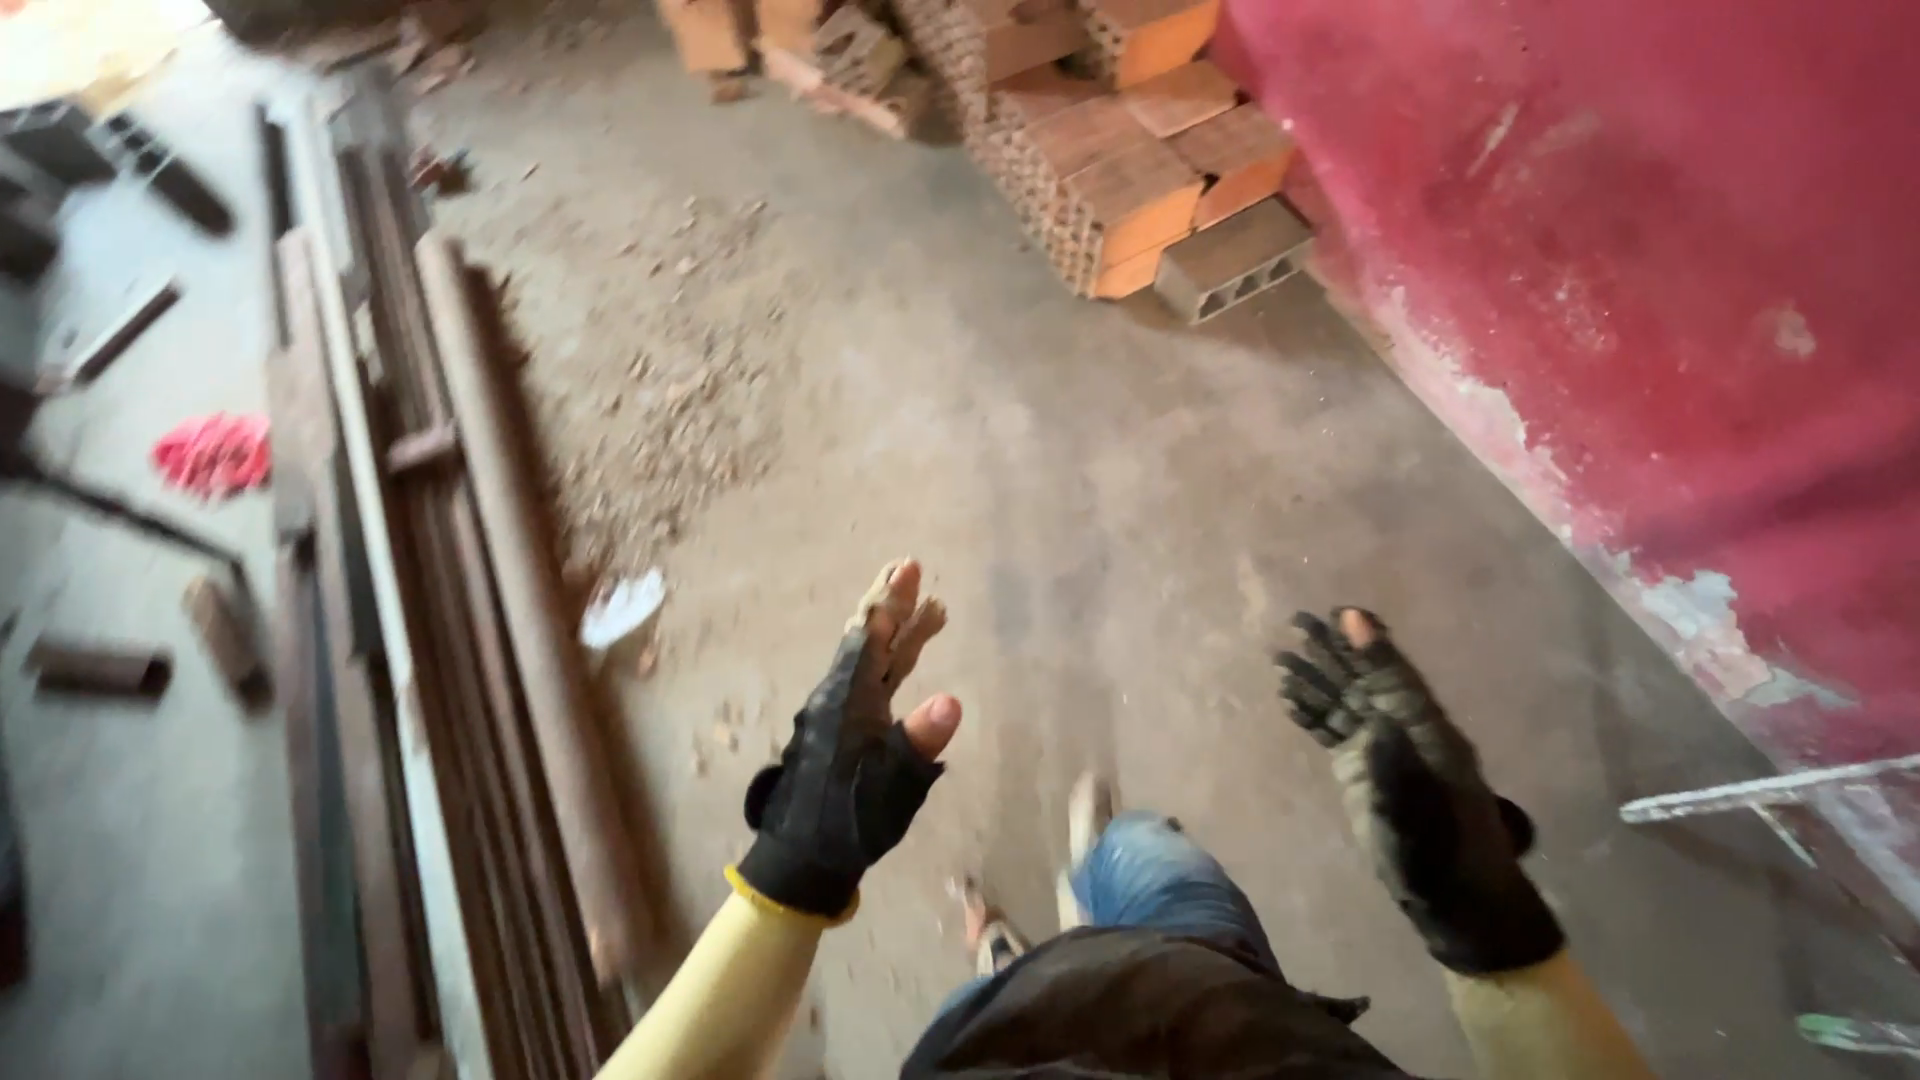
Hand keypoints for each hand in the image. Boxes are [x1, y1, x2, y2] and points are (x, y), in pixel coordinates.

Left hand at [731, 559, 962, 921]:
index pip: (873, 638)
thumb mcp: (890, 783)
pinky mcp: (848, 729)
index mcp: (848, 699)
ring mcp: (843, 712)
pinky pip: (875, 680)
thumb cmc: (847, 815)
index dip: (892, 602)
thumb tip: (952, 703)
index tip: (907, 567)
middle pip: (871, 639)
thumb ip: (919, 742)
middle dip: (893, 603)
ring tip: (927, 605)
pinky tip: (905, 658)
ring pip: (875, 659)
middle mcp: (842, 696)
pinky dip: (895, 660)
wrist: (804, 855)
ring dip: (900, 631)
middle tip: (909, 566)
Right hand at [1275, 609, 1562, 974]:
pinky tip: (1288, 697)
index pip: (1394, 681)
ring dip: (1314, 677)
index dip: (1370, 648)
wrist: (1453, 901)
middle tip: (1298, 619)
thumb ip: (1398, 767)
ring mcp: (1380, 749)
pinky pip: (1331, 729)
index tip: (1345, 614)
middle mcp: (1403, 732)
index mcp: (1429, 735)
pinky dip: (1310, 712)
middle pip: (1362, 681)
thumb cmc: (1444, 857)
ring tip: (1279, 654)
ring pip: (1342, 702)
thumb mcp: (1424, 814)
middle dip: (1333, 650)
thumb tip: (1376, 719)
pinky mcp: (1360, 768)